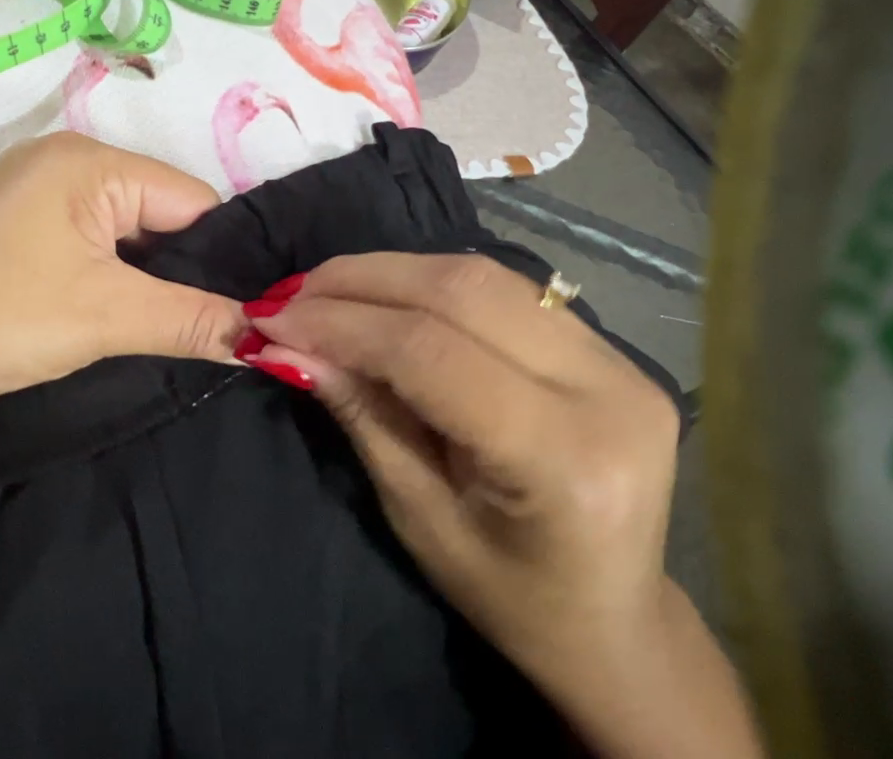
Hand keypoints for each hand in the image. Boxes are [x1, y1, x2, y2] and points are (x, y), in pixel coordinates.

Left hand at [0, 133, 245, 415]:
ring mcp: (24, 190)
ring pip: (116, 230)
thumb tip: (265, 338)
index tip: (242, 313)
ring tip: (154, 328)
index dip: (221, 258)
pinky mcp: (4, 224)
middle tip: (203, 330)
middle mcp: (57, 159)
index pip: (191, 198)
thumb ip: (193, 320)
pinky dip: (99, 274)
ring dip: (139, 277)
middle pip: (154, 210)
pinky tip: (99, 314)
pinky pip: (77, 239)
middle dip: (178, 270)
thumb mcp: (106, 317)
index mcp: (87, 160)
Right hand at [242, 254, 756, 758]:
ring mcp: (620, 363)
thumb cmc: (505, 594)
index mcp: (561, 458)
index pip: (430, 353)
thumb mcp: (417, 514)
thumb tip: (286, 345)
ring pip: (485, 276)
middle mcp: (607, 391)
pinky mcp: (614, 351)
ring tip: (325, 292)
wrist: (612, 620)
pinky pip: (507, 290)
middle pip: (463, 292)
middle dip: (360, 282)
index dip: (341, 325)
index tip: (271, 321)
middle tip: (290, 297)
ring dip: (391, 273)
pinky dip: (430, 284)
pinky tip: (384, 298)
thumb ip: (362, 415)